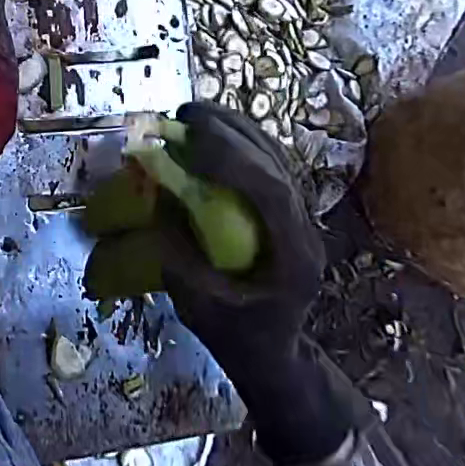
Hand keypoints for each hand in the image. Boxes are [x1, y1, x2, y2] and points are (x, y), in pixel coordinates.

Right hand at [85, 102, 351, 465]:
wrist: (272, 353)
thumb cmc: (235, 334)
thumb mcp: (198, 303)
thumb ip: (179, 253)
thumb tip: (158, 198)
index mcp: (293, 256)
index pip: (272, 194)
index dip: (233, 161)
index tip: (191, 140)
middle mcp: (305, 229)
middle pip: (276, 166)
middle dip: (231, 133)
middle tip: (184, 113)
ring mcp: (301, 217)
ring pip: (275, 158)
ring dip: (234, 129)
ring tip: (192, 112)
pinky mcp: (286, 210)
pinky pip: (266, 163)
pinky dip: (237, 140)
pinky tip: (209, 129)